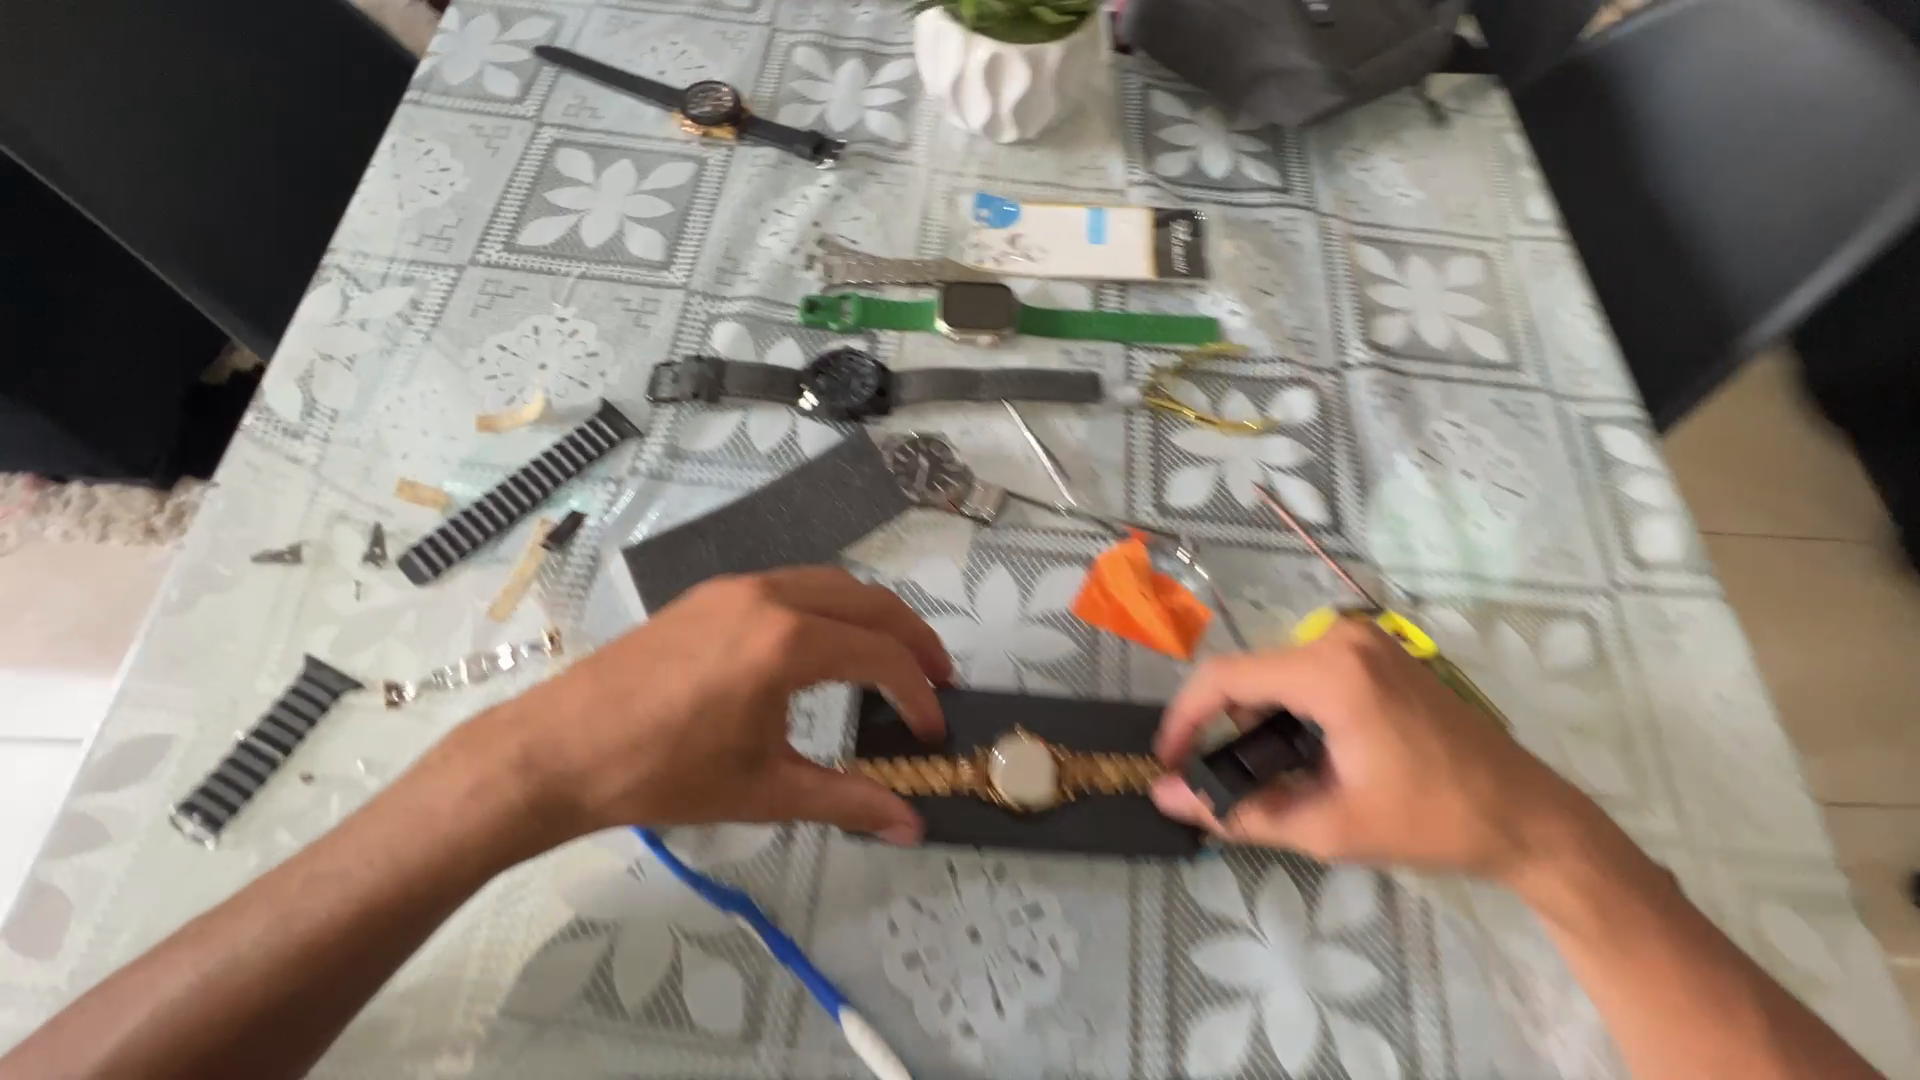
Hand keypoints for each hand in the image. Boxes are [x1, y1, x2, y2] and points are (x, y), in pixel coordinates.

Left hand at [470, 567, 951, 847]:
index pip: (882, 656)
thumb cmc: (665, 774)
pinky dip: (830, 606)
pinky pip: (793, 583)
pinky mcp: (711, 593)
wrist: (559, 749)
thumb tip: (912, 826)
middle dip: (914, 638)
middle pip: (870, 601)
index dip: (918, 694)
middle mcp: (770, 597)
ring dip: (872, 615)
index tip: (930, 730)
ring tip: (891, 656)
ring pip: (832, 583)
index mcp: (788, 643)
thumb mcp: (765, 790)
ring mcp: (737, 588)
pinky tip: (824, 645)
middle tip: (937, 678)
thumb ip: (847, 801)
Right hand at [1151, 617, 1589, 882]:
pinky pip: (1305, 670)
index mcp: (1331, 673)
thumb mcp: (1328, 828)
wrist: (1528, 815)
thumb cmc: (1431, 822)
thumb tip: (1167, 798)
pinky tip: (1302, 751)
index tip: (1168, 760)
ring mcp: (1363, 640)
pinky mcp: (1376, 650)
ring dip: (1256, 719)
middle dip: (1223, 725)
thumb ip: (1239, 812)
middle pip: (1249, 673)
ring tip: (1266, 772)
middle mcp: (1341, 639)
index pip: (1225, 678)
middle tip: (1219, 775)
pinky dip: (1287, 708)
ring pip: (1274, 671)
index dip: (1184, 718)